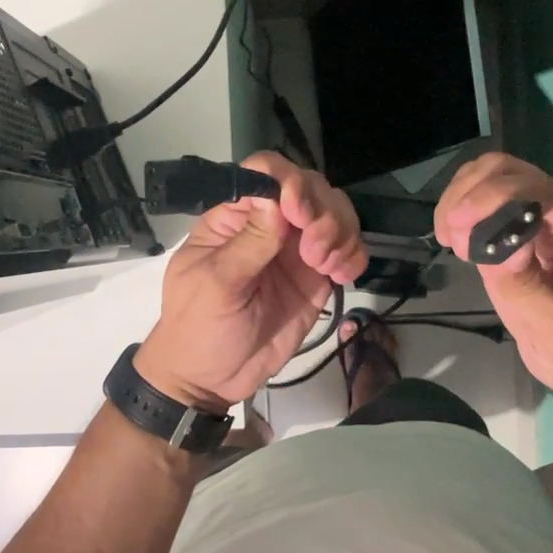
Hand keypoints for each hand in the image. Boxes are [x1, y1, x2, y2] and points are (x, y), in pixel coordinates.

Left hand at [136, 153, 366, 409]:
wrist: (211, 380)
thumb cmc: (198, 328)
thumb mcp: (216, 284)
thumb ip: (250, 241)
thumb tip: (274, 194)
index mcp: (234, 216)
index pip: (266, 173)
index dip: (289, 182)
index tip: (298, 213)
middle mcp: (269, 224)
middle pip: (310, 188)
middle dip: (322, 211)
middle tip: (316, 251)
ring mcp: (295, 250)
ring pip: (335, 214)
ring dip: (341, 232)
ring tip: (327, 267)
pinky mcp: (316, 277)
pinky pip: (347, 251)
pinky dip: (354, 255)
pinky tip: (342, 276)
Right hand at [434, 152, 552, 401]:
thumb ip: (530, 291)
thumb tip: (499, 246)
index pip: (544, 192)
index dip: (495, 197)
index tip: (457, 227)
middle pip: (515, 171)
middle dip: (472, 195)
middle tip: (451, 240)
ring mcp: (551, 216)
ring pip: (498, 175)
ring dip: (463, 198)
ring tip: (451, 241)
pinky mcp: (529, 225)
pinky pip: (492, 196)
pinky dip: (465, 208)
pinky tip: (457, 240)